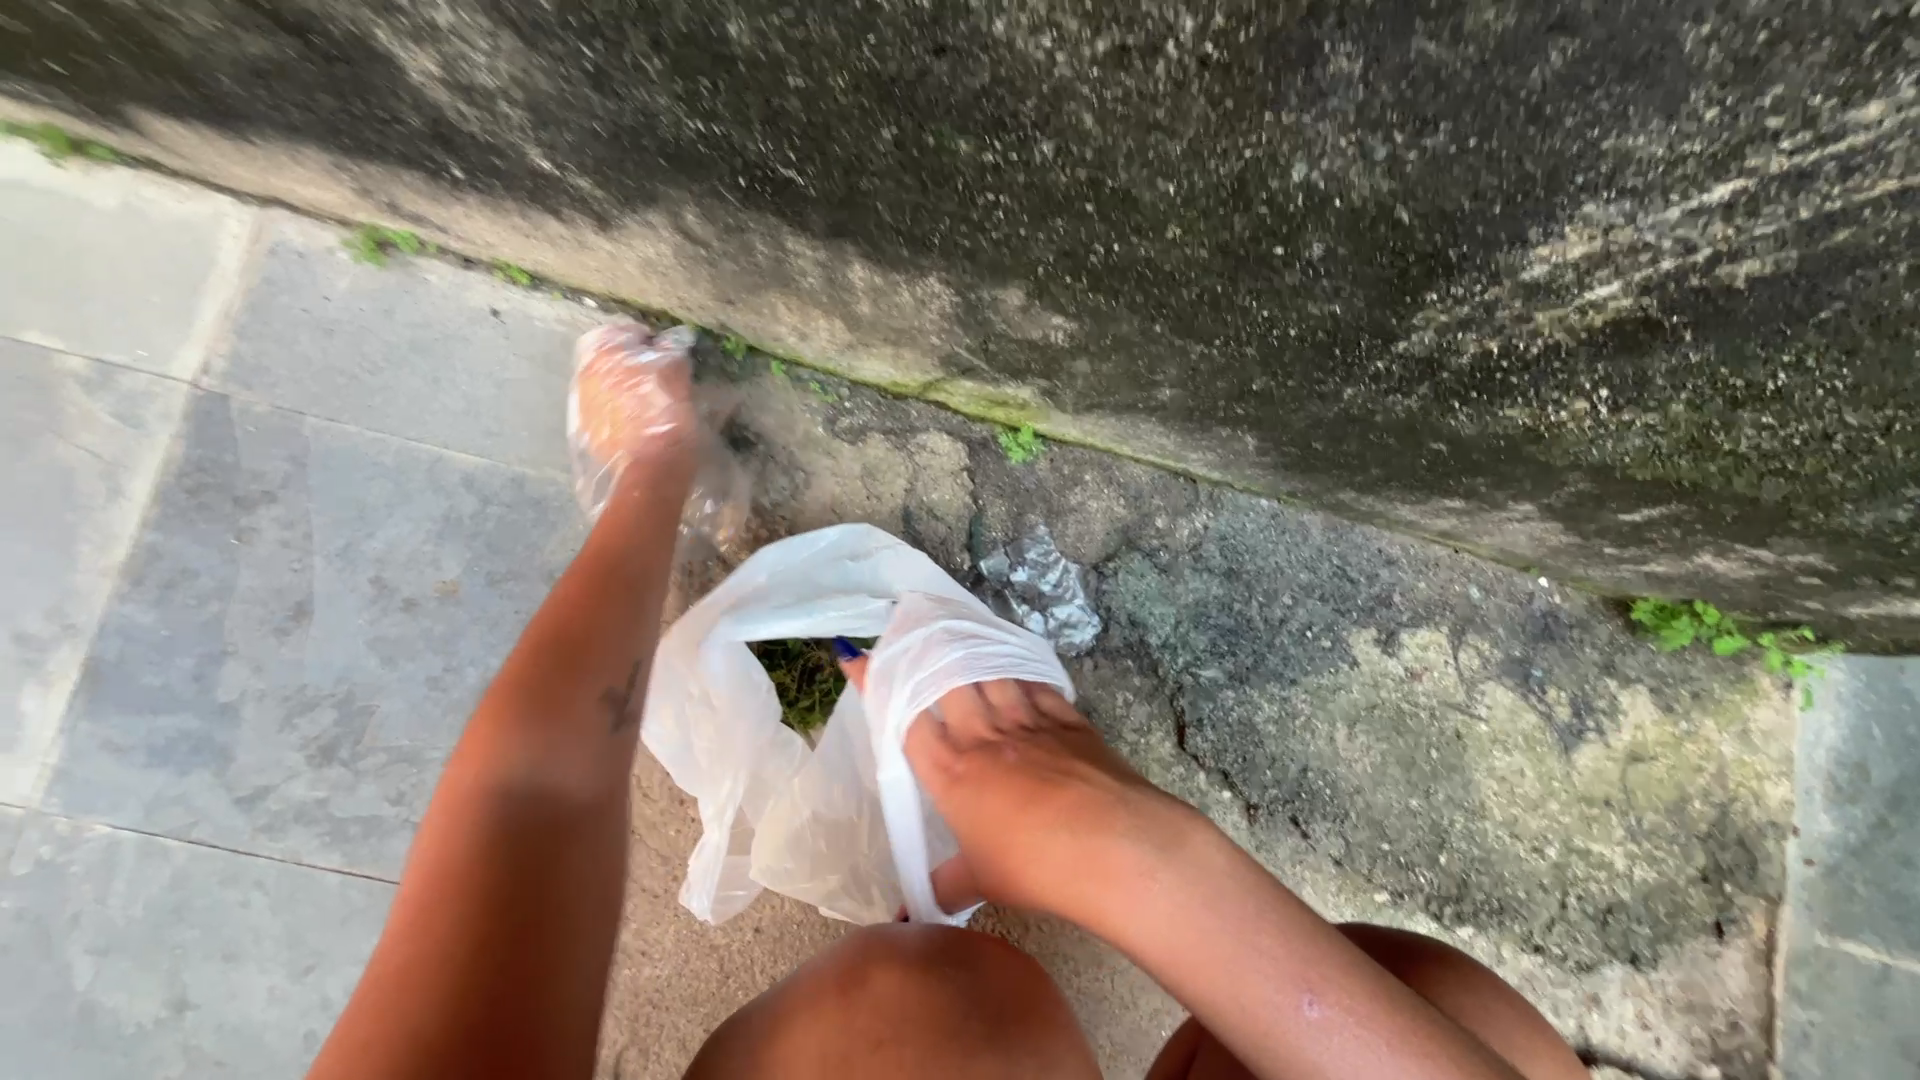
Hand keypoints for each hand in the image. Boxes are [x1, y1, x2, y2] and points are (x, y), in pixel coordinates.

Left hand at [570, 322, 697, 468]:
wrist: (650, 468)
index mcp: (608, 353)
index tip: (665, 353)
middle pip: (607, 354)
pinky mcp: (584, 425)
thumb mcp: (677, 378)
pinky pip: (599, 405)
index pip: (625, 331)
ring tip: (644, 399)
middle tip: (653, 374)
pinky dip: (615, 406)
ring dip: (621, 383)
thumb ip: (670, 353)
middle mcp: (586, 371)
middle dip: (629, 360)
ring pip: (602, 380)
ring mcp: (582, 400)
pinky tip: (633, 419)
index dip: (648, 340)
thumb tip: (669, 341)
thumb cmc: (669, 419)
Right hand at [841, 657, 1194, 921]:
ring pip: (991, 671)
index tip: (858, 658)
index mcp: (951, 770)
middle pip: (947, 678)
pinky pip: (1036, 683)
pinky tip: (1017, 672)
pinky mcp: (1068, 718)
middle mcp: (984, 734)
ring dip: (972, 654)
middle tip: (913, 638)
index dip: (879, 684)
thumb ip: (945, 885)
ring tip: (959, 639)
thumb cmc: (1035, 865)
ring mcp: (1029, 719)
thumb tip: (904, 915)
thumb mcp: (982, 880)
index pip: (904, 716)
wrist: (1112, 846)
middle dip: (926, 654)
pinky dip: (1021, 673)